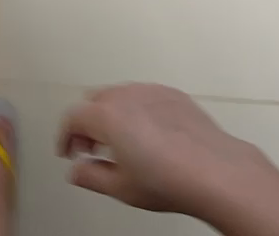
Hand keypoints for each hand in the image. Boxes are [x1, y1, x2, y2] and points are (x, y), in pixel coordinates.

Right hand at [55, 84, 273, 220]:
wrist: (213, 170)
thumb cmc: (170, 179)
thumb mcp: (120, 188)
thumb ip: (90, 176)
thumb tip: (78, 171)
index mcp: (107, 115)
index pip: (72, 117)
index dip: (65, 136)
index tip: (68, 152)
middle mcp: (126, 95)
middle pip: (93, 100)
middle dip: (86, 123)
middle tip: (89, 148)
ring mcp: (150, 90)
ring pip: (118, 95)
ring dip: (110, 114)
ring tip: (119, 143)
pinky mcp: (171, 93)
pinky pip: (143, 95)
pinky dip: (135, 110)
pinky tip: (147, 135)